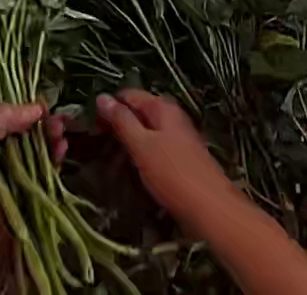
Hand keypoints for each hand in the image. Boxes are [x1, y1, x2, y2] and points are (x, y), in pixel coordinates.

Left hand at [0, 103, 44, 294]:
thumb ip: (1, 120)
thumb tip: (33, 107)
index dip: (17, 103)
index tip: (40, 101)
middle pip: (12, 132)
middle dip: (35, 124)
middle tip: (56, 119)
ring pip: (24, 155)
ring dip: (43, 145)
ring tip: (61, 135)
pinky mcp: (5, 203)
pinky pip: (29, 182)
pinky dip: (45, 170)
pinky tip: (59, 158)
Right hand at [93, 89, 242, 225]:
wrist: (212, 211)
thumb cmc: (173, 174)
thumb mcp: (141, 145)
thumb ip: (121, 120)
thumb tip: (102, 96)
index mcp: (162, 107)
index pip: (128, 94)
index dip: (109, 106)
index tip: (93, 125)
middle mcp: (172, 116)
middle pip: (138, 112)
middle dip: (119, 126)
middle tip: (101, 144)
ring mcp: (179, 137)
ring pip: (146, 132)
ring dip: (130, 143)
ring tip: (114, 161)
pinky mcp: (182, 158)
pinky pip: (155, 148)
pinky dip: (143, 155)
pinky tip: (135, 171)